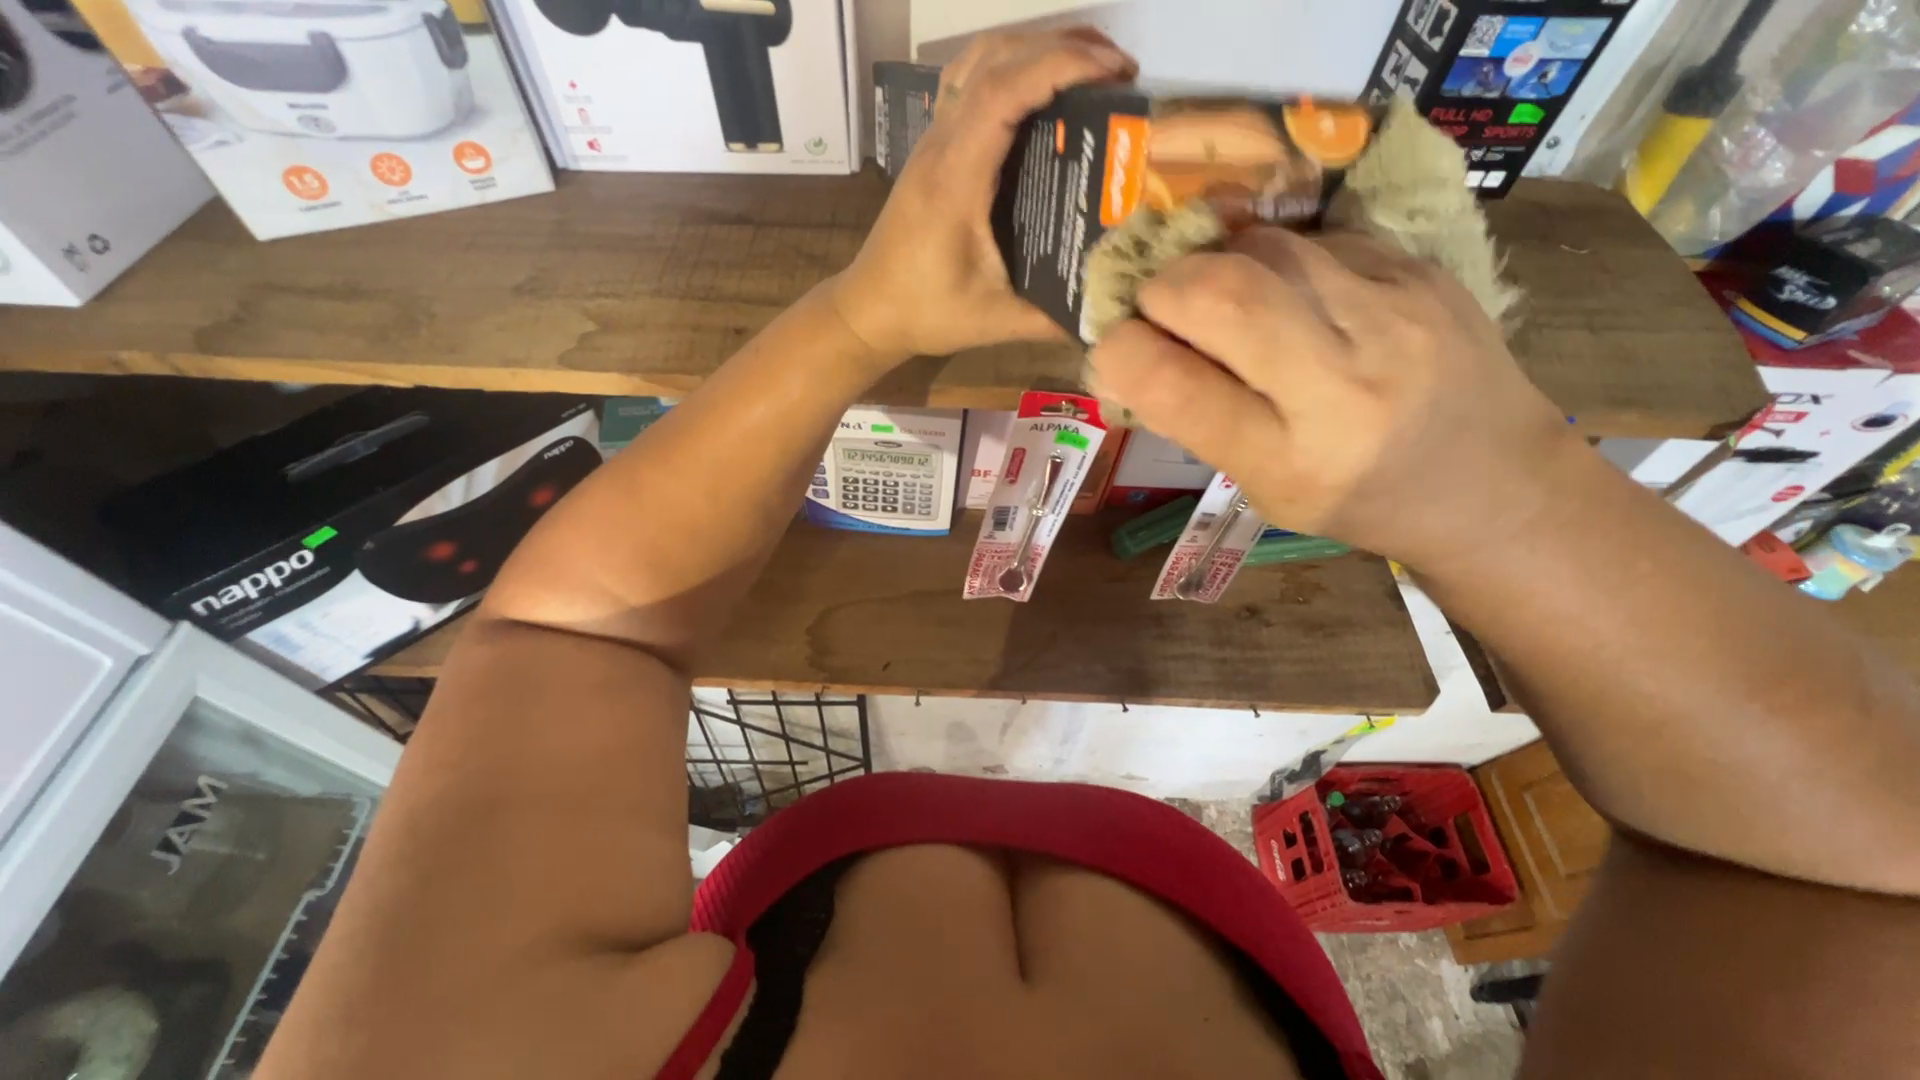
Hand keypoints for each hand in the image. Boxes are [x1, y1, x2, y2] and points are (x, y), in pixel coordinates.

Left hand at [828, 29, 1136, 363]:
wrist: (871, 309)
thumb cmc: (927, 312)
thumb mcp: (996, 321)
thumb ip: (1055, 317)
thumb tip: (1116, 305)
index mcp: (954, 180)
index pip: (1001, 93)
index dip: (1059, 67)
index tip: (1113, 73)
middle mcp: (940, 145)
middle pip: (995, 58)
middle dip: (1062, 47)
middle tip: (1120, 72)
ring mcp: (934, 139)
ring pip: (979, 59)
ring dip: (1035, 47)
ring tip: (1091, 66)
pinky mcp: (935, 144)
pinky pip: (970, 79)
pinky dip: (1012, 63)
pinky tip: (1045, 84)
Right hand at [1085, 227, 1578, 570]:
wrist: (1495, 480)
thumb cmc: (1359, 496)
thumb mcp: (1267, 489)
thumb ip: (1199, 420)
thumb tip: (1128, 350)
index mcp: (1292, 459)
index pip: (1174, 385)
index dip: (1122, 354)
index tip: (1117, 350)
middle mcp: (1344, 383)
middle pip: (1219, 291)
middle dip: (1165, 290)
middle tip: (1167, 310)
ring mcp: (1392, 312)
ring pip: (1264, 247)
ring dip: (1223, 268)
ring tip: (1239, 306)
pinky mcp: (1420, 267)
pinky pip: (1316, 237)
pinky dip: (1283, 262)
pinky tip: (1302, 297)